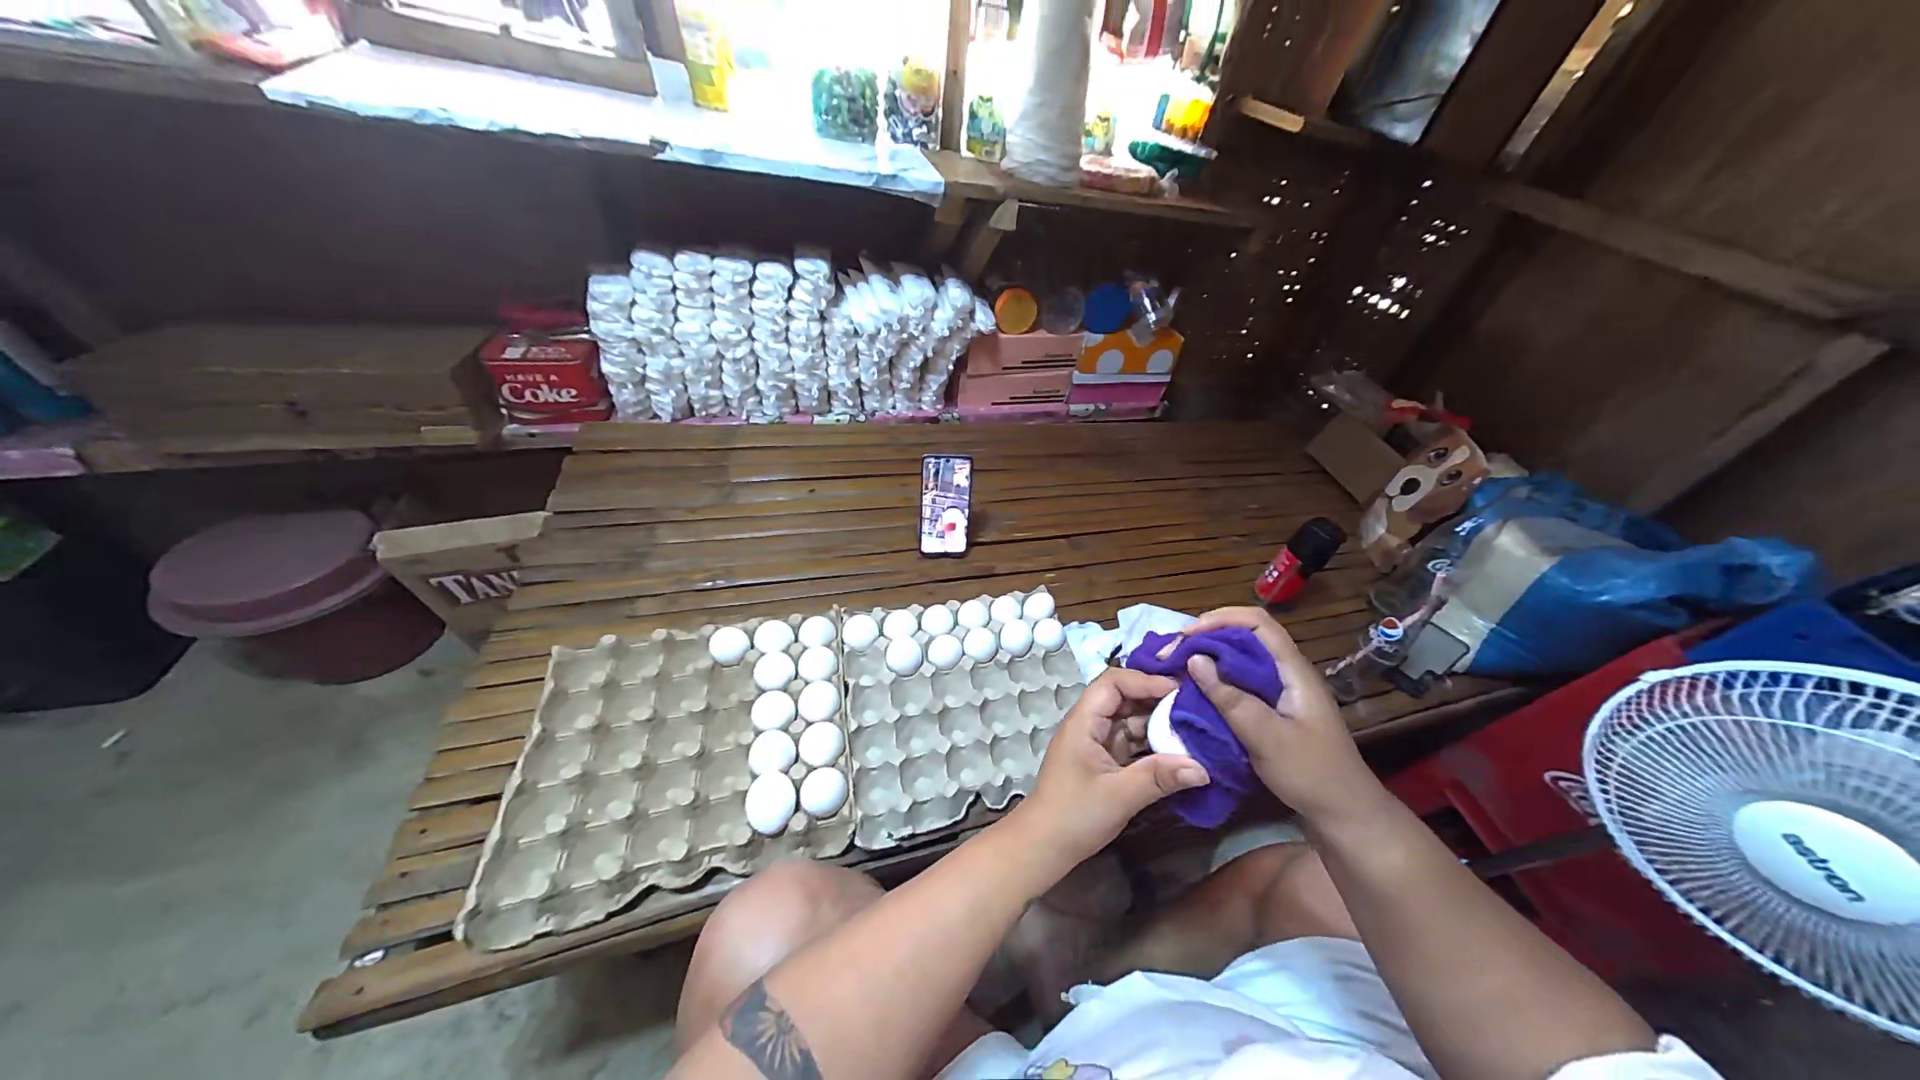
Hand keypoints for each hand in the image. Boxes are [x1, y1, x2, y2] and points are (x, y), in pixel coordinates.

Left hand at [1012, 667, 1209, 864]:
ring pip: (1131, 721)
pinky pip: (1132, 743)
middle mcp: (1090, 725)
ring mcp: (1097, 744)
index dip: (1145, 681)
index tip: (1178, 690)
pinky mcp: (1105, 762)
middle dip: (1158, 700)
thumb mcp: (1119, 795)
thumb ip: (1159, 777)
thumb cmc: (1073, 815)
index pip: (1113, 682)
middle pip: (1125, 699)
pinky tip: (1181, 752)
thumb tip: (1202, 768)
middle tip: (1196, 706)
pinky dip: (1154, 745)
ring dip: (1159, 724)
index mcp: (1084, 721)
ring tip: (1196, 727)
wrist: (1043, 846)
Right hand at [1172, 606, 1380, 822]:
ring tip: (1177, 669)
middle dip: (1207, 637)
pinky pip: (1240, 683)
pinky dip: (1215, 681)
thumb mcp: (1266, 737)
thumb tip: (1194, 658)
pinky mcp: (1273, 710)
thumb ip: (1230, 698)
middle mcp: (1287, 673)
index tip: (1186, 636)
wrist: (1345, 814)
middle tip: (1173, 654)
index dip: (1220, 619)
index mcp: (1293, 671)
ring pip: (1240, 660)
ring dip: (1209, 659)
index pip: (1257, 623)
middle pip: (1245, 637)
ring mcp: (1281, 692)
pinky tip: (1195, 693)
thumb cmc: (1311, 773)